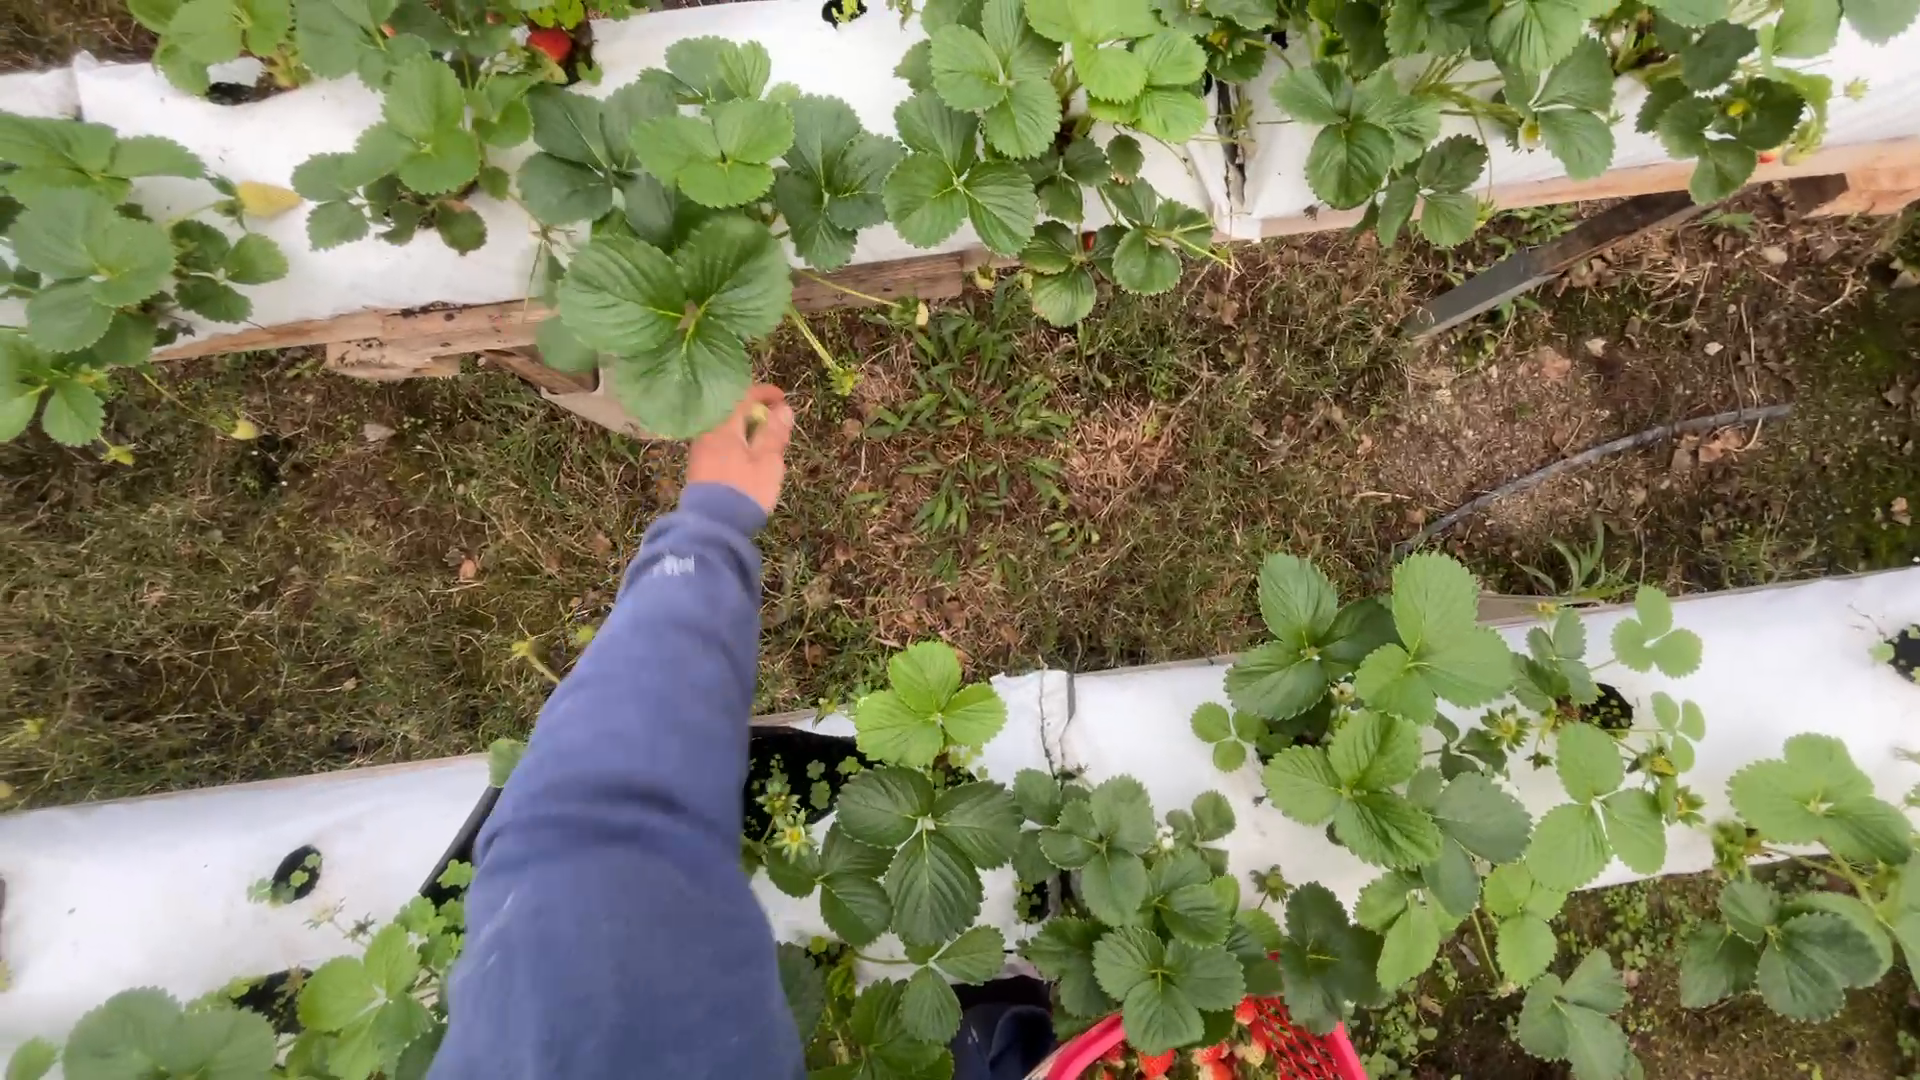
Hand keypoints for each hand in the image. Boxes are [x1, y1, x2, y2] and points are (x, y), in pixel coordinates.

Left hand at [687, 384, 793, 514]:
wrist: (713, 526)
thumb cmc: (746, 490)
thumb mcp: (768, 461)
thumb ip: (775, 433)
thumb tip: (783, 409)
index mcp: (724, 426)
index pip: (743, 396)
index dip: (765, 393)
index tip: (783, 399)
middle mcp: (707, 432)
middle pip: (732, 411)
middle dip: (756, 412)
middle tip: (776, 422)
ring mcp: (700, 449)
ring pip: (726, 428)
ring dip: (746, 428)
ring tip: (765, 443)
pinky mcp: (699, 465)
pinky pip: (720, 442)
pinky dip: (736, 441)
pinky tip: (747, 457)